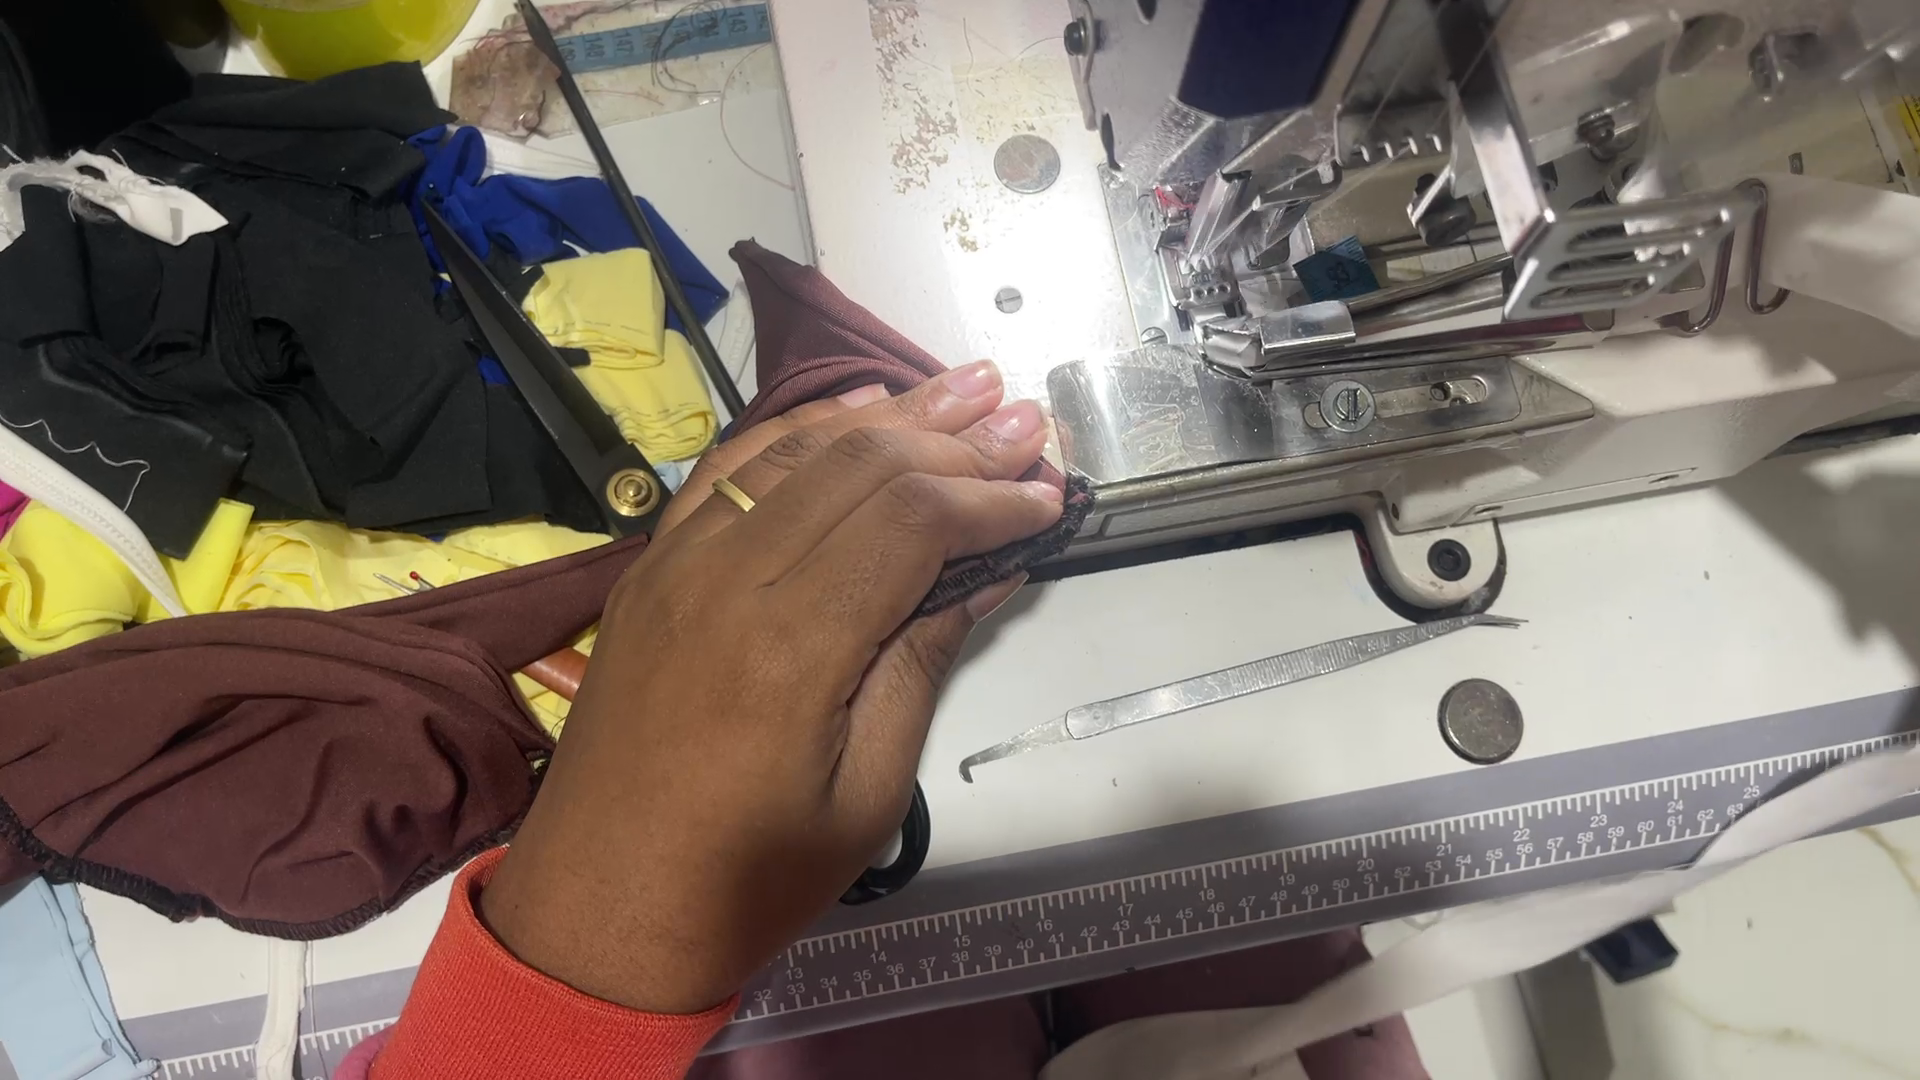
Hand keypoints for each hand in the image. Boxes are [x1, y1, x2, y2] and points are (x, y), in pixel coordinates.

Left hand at [479, 361, 1059, 1012]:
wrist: (599, 913)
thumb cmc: (748, 878)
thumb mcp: (867, 792)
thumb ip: (923, 661)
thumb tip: (987, 573)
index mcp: (792, 646)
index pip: (911, 523)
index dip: (990, 499)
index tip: (1048, 496)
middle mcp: (730, 577)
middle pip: (862, 468)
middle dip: (957, 440)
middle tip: (1024, 419)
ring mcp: (679, 559)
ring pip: (800, 449)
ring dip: (891, 413)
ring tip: (964, 388)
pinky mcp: (654, 563)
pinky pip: (733, 467)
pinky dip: (803, 428)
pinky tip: (857, 407)